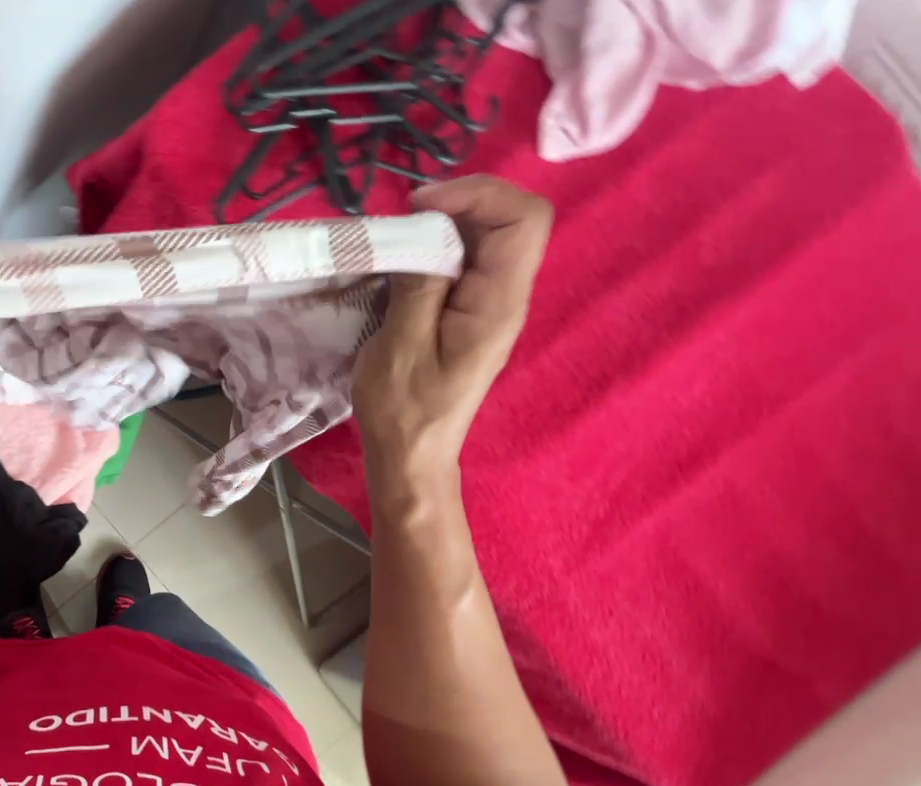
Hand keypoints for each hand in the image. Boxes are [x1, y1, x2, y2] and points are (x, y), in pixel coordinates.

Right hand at [353, 175, 551, 491]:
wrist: (411, 454)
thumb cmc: (403, 409)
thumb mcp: (399, 347)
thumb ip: (417, 286)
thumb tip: (423, 236)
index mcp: (498, 303)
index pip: (522, 219)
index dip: (477, 194)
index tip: (419, 205)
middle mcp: (506, 296)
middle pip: (510, 220)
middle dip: (460, 203)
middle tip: (403, 217)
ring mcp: (490, 304)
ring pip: (488, 237)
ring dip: (446, 224)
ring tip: (399, 234)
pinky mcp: (469, 313)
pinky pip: (467, 262)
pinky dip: (438, 247)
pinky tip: (405, 259)